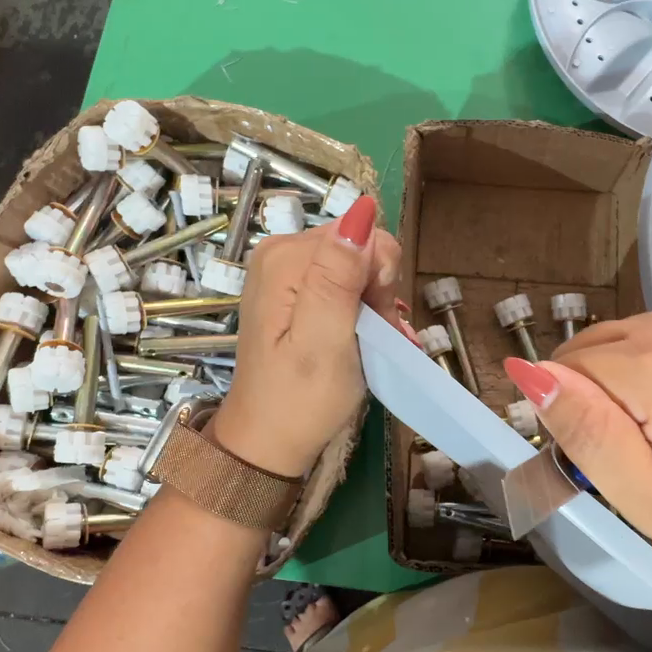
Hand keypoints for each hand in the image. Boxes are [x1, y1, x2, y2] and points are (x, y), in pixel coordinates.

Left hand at [210, 197, 400, 477]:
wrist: (270, 442)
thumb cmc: (302, 398)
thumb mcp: (326, 338)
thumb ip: (340, 274)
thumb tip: (362, 209)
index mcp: (287, 258)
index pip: (363, 234)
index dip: (380, 276)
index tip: (372, 319)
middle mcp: (282, 254)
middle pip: (359, 246)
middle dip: (377, 290)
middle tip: (368, 335)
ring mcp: (285, 273)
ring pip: (357, 267)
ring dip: (372, 305)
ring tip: (363, 343)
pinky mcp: (293, 293)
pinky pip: (344, 284)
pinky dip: (360, 312)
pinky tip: (360, 340)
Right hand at [503, 309, 651, 590]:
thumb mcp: (637, 490)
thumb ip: (584, 428)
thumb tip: (529, 372)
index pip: (570, 369)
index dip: (573, 415)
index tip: (603, 456)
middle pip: (588, 350)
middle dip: (590, 396)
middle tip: (627, 448)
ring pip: (609, 341)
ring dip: (609, 382)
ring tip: (646, 431)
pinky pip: (637, 337)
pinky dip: (633, 368)